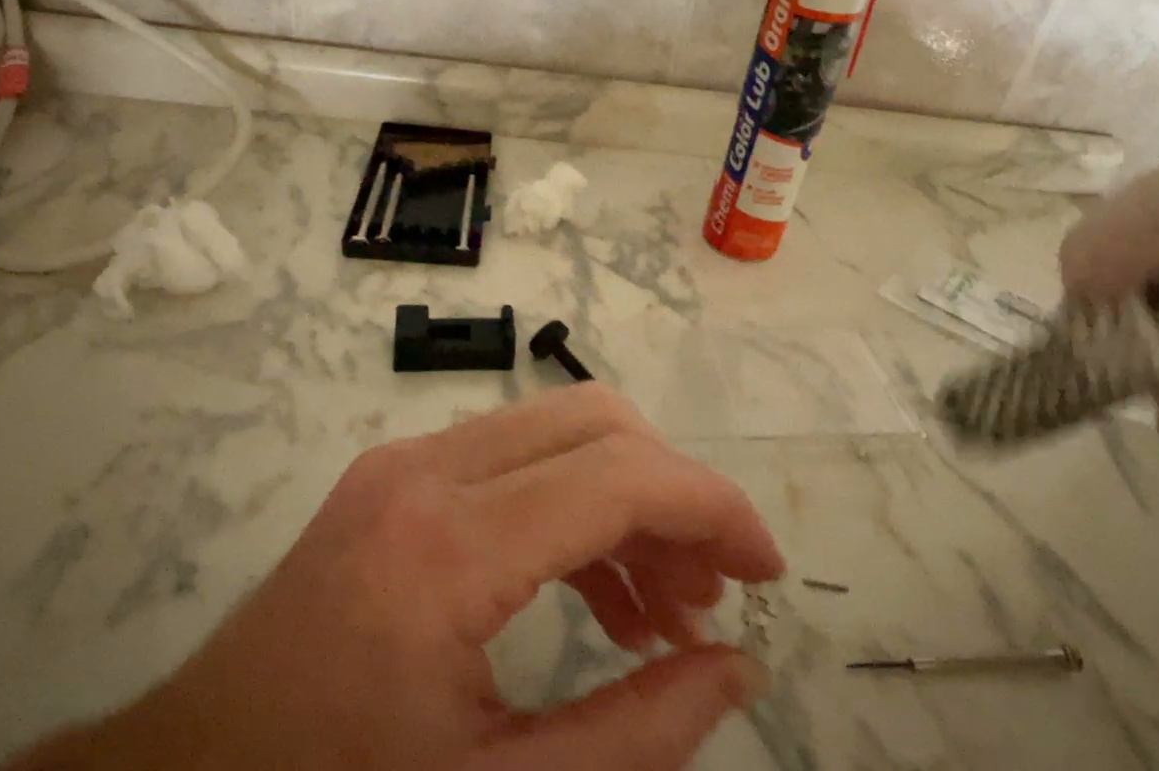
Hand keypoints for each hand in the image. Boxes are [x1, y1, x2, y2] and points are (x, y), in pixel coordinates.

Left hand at [4, 384, 782, 769]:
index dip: (714, 511)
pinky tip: (600, 597)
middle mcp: (424, 473)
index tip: (765, 571)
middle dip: (676, 496)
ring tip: (664, 609)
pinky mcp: (393, 480)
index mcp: (446, 549)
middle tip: (713, 592)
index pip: (621, 476)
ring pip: (559, 432)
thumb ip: (637, 734)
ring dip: (629, 501)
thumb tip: (736, 668)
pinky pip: (515, 462)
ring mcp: (401, 466)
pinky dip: (575, 509)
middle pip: (598, 423)